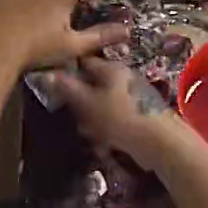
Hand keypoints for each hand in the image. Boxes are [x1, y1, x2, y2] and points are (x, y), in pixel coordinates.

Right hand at [47, 57, 186, 168]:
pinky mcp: (139, 117)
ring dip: (92, 122)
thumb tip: (47, 73)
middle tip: (75, 119)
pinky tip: (104, 144)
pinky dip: (106, 131)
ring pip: (102, 106)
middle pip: (93, 86)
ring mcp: (133, 98)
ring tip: (91, 135)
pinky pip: (114, 120)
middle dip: (81, 105)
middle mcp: (124, 80)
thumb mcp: (88, 103)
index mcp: (112, 70)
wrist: (160, 143)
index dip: (69, 72)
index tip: (55, 87)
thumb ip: (68, 88)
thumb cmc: (122, 118)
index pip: (85, 63)